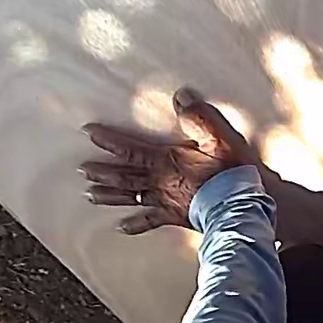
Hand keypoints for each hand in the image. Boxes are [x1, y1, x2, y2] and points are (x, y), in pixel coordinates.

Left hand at [81, 89, 257, 234]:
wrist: (238, 206)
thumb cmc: (231, 173)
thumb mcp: (220, 139)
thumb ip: (199, 117)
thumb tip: (181, 96)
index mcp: (166, 160)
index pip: (130, 149)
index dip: (108, 140)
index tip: (89, 132)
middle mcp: (160, 181)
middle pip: (124, 175)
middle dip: (103, 171)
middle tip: (83, 169)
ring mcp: (165, 201)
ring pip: (131, 196)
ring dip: (109, 195)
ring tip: (91, 194)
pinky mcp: (174, 217)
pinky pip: (150, 221)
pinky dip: (135, 224)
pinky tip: (121, 227)